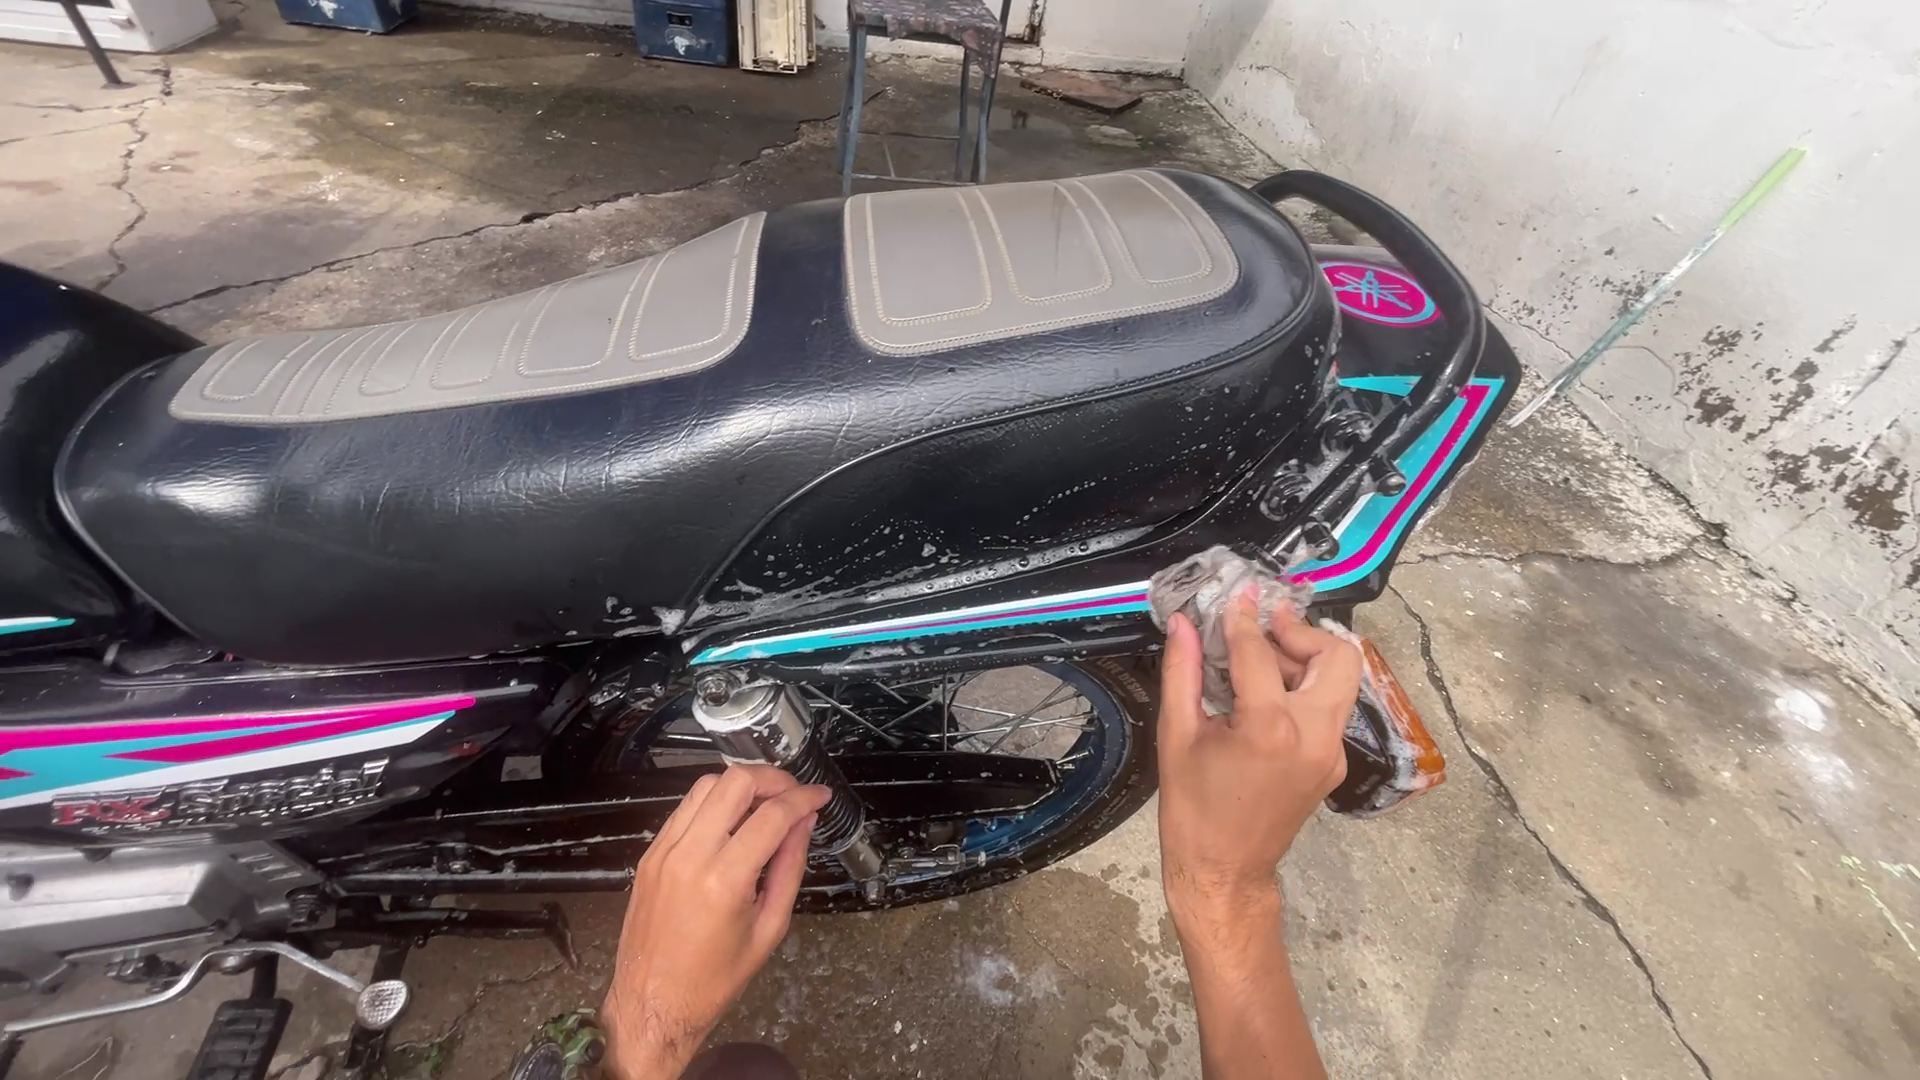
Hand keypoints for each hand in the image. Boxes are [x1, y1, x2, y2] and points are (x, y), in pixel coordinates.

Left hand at [601, 765, 829, 1079]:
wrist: (651, 1009)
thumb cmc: (715, 980)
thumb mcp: (770, 928)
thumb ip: (791, 866)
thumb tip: (805, 821)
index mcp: (723, 882)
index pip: (772, 815)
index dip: (804, 797)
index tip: (820, 795)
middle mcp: (689, 857)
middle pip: (736, 782)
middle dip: (773, 778)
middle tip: (793, 793)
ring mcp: (664, 852)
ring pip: (707, 784)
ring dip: (743, 784)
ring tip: (765, 802)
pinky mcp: (650, 854)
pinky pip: (686, 807)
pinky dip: (716, 801)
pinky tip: (733, 819)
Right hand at [1156, 589, 1359, 931]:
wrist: (1224, 870)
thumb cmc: (1191, 804)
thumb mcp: (1177, 733)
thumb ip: (1183, 671)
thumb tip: (1186, 624)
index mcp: (1270, 726)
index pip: (1261, 651)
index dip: (1244, 617)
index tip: (1239, 591)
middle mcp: (1314, 735)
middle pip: (1337, 657)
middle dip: (1301, 631)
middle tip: (1264, 627)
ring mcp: (1332, 752)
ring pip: (1341, 680)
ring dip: (1306, 657)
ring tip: (1261, 658)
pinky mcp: (1334, 764)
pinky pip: (1330, 708)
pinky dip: (1305, 687)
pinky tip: (1266, 693)